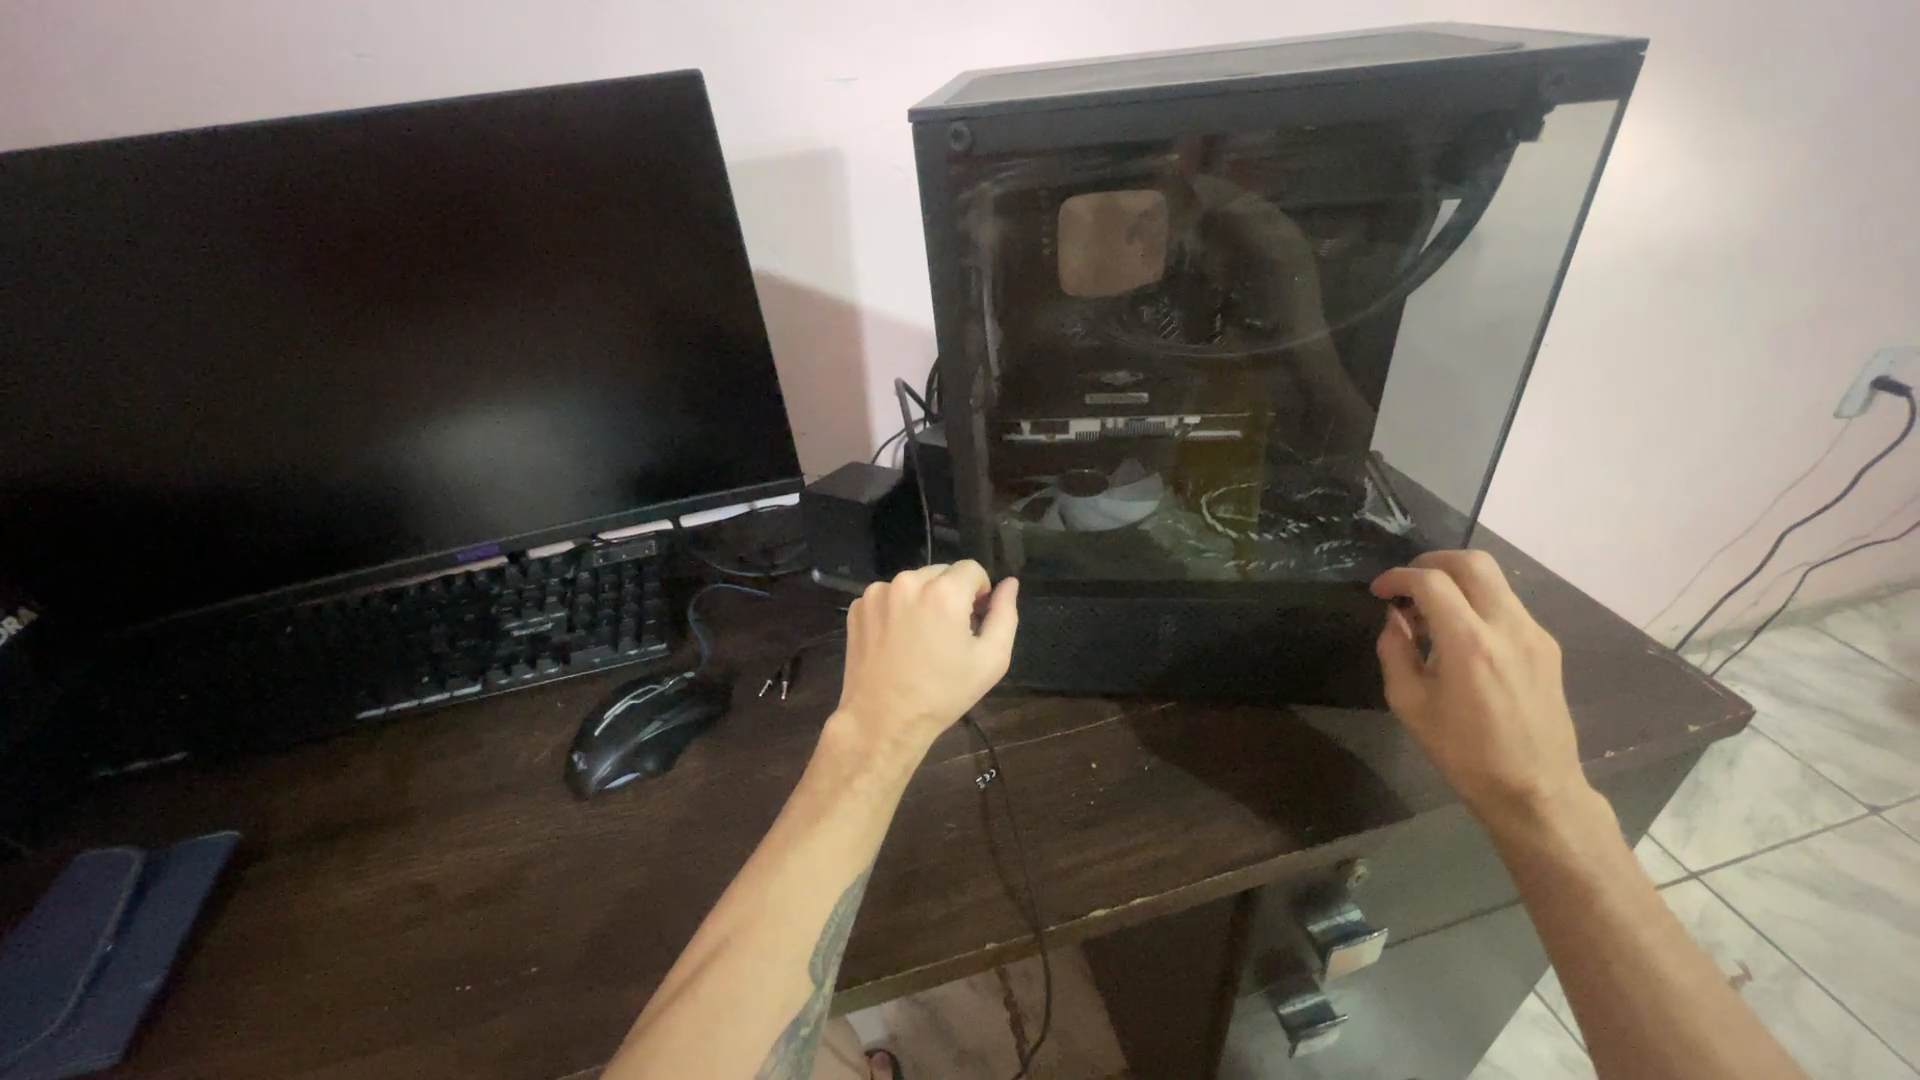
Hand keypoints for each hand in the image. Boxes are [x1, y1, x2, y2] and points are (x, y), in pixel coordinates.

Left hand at [833, 562, 1018, 761]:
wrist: (883, 720)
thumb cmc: (943, 694)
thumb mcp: (990, 660)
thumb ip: (1005, 614)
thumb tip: (1009, 584)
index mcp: (943, 593)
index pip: (972, 569)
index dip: (979, 592)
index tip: (973, 620)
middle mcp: (908, 583)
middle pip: (942, 573)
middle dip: (950, 595)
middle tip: (948, 634)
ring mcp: (878, 593)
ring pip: (914, 583)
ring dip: (923, 600)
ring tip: (920, 639)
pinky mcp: (858, 607)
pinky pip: (888, 596)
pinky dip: (897, 609)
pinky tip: (897, 641)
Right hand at [1369, 551, 1591, 829]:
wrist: (1534, 789)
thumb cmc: (1463, 752)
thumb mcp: (1409, 704)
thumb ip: (1395, 651)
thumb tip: (1395, 618)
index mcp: (1469, 644)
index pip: (1431, 581)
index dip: (1397, 577)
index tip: (1379, 591)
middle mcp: (1508, 628)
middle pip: (1473, 562)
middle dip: (1432, 561)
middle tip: (1406, 584)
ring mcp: (1534, 635)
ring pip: (1494, 579)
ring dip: (1455, 582)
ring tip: (1429, 612)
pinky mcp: (1546, 646)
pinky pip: (1506, 605)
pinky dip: (1476, 602)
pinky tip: (1457, 633)